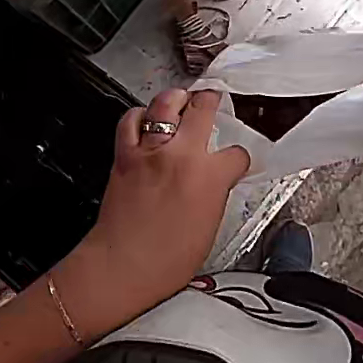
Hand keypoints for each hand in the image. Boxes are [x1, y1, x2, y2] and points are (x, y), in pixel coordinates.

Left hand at [61, 88, 250, 333]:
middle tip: (213, 99)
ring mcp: (152, 151)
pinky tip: (146, 120)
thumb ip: (216, 192)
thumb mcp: (210, 225)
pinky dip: (140, 115)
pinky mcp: (126, 154)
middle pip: (203, 107)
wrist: (124, 266)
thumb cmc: (166, 259)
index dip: (239, 157)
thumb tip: (217, 179)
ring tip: (181, 98)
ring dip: (177, 97)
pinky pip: (131, 120)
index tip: (236, 159)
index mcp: (211, 177)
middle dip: (211, 100)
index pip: (237, 153)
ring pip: (166, 103)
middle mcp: (182, 156)